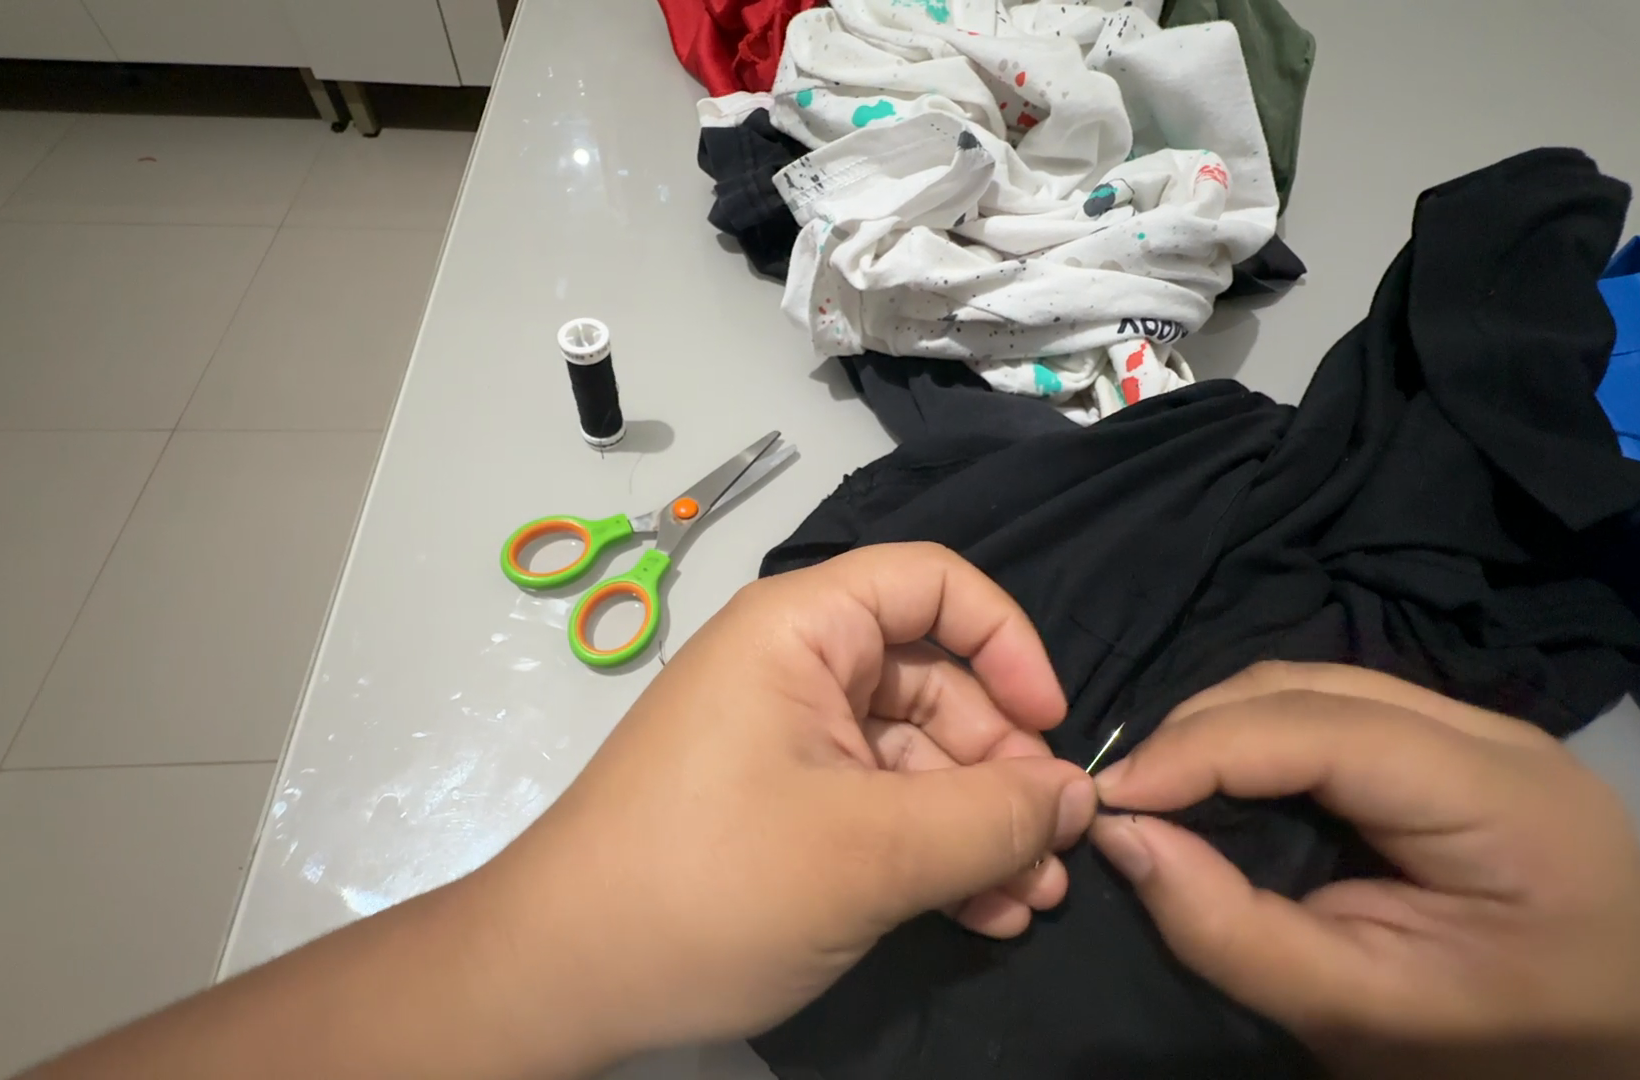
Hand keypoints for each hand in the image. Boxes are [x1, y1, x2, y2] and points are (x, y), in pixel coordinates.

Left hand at [480, 542, 1097, 1067]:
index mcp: (801, 628)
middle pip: (933, 678)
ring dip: (977, 821)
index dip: (1005, 639)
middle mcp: (795, 664)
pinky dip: (932, 847)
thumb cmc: (713, 881)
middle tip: (1055, 852)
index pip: (930, 583)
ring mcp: (787, 734)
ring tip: (1032, 898)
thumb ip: (990, 817)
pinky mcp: (783, 797)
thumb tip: (1077, 794)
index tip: (1051, 723)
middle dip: (1001, 764)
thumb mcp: (870, 851)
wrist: (562, 974)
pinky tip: (982, 911)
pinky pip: (878, 799)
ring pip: (913, 751)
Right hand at [1088, 663, 1639, 1077]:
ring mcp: (1469, 729)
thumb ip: (1228, 929)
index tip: (1113, 795)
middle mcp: (1494, 740)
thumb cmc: (1483, 1053)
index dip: (1202, 749)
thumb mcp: (1351, 1014)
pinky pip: (1312, 706)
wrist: (1583, 1064)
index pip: (1324, 732)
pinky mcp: (1435, 739)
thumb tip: (1116, 834)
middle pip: (1303, 690)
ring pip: (1298, 684)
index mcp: (1511, 807)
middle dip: (1196, 732)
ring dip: (1213, 726)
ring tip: (1160, 784)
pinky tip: (1212, 773)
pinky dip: (1243, 732)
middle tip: (1128, 794)